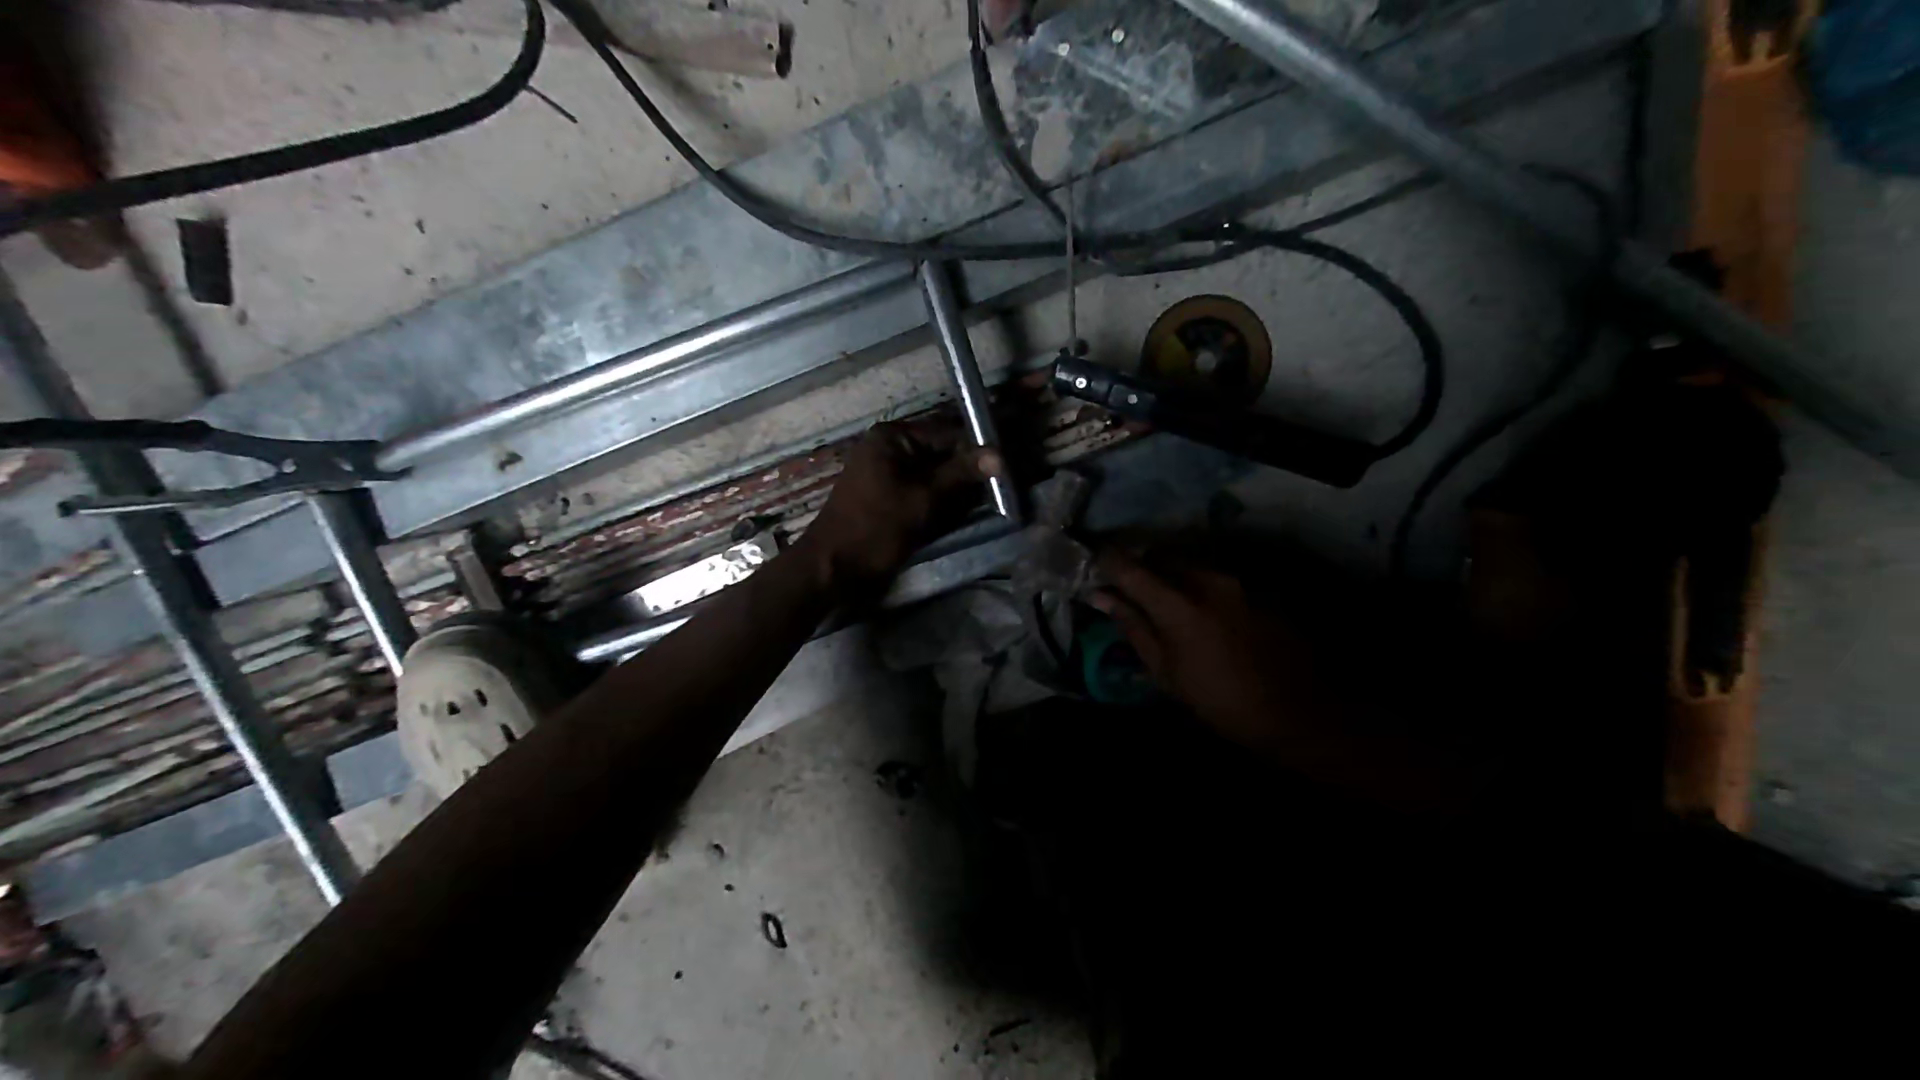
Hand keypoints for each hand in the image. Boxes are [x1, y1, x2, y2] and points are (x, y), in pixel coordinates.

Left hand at [801, 418, 1000, 597]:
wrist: (832, 567)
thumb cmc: (876, 529)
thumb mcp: (923, 500)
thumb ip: (960, 474)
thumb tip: (1000, 454)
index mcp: (892, 437)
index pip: (947, 433)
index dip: (977, 450)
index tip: (1006, 468)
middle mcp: (888, 446)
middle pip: (940, 452)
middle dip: (967, 470)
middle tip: (999, 488)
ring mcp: (884, 470)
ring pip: (932, 472)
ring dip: (955, 488)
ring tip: (984, 502)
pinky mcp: (885, 493)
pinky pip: (919, 488)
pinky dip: (938, 498)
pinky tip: (958, 512)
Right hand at [1091, 550, 1325, 750]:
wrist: (1295, 712)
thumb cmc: (1218, 699)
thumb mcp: (1164, 671)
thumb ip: (1132, 626)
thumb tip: (1102, 597)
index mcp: (1178, 604)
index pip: (1129, 566)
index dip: (1106, 560)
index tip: (1092, 562)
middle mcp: (1206, 580)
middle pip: (1160, 558)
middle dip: (1140, 568)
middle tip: (1127, 588)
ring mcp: (1235, 582)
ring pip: (1189, 567)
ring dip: (1170, 578)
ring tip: (1164, 603)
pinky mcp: (1255, 589)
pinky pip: (1214, 580)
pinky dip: (1197, 589)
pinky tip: (1201, 616)